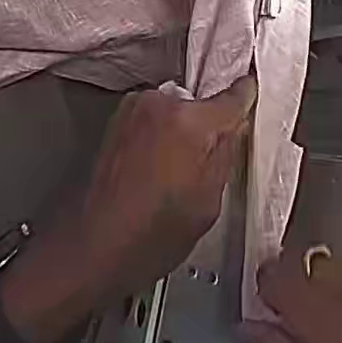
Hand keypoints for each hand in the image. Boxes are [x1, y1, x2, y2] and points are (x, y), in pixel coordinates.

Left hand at [10, 75, 257, 342]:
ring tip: (175, 170)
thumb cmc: (149, 236)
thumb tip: (235, 126)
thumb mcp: (208, 203)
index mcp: (191, 122)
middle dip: (209, 125)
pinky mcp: (118, 116)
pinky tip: (154, 168)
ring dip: (182, 129)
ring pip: (177, 109)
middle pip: (202, 104)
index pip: (235, 95)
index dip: (247, 98)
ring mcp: (136, 106)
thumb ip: (227, 154)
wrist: (88, 247)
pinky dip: (160, 133)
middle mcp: (162, 102)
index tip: (252, 98)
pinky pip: (155, 116)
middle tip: (207, 160)